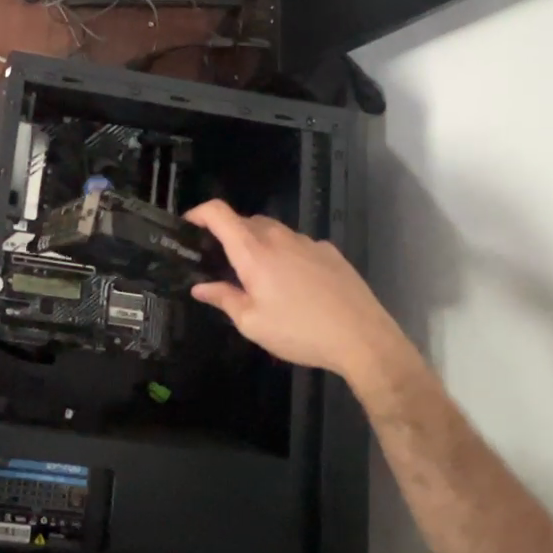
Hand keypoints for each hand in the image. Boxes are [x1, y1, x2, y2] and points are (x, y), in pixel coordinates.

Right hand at [185, 200, 409, 382]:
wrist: (363, 338)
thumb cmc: (299, 331)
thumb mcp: (252, 323)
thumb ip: (224, 299)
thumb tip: (200, 287)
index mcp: (253, 251)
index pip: (218, 213)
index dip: (198, 213)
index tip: (189, 227)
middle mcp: (279, 237)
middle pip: (245, 221)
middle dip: (228, 234)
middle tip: (222, 264)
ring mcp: (308, 242)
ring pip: (273, 231)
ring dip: (259, 245)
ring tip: (261, 278)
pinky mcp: (330, 252)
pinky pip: (298, 244)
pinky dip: (286, 255)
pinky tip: (296, 285)